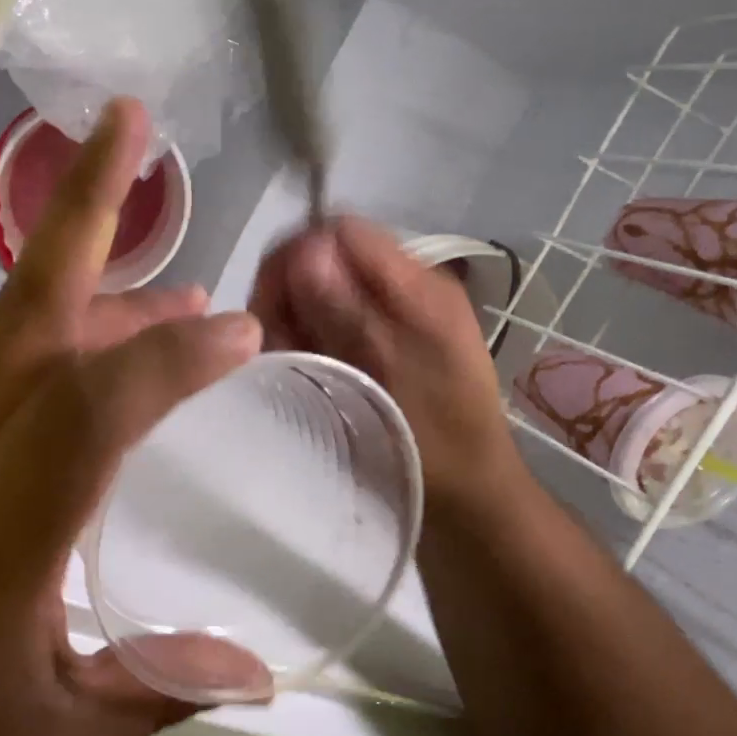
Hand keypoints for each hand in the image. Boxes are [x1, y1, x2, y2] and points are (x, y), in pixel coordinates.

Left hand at [0, 100, 263, 735]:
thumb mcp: (45, 734)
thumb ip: (151, 688)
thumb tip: (256, 668)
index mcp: (4, 516)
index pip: (93, 406)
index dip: (168, 359)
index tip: (240, 329)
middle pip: (30, 301)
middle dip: (83, 201)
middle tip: (128, 120)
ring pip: (20, 321)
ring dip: (93, 273)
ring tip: (180, 285)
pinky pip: (7, 358)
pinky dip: (68, 331)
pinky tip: (113, 355)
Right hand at [248, 216, 515, 499]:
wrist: (469, 504)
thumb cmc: (434, 443)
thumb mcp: (386, 376)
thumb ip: (344, 311)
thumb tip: (303, 250)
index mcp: (417, 285)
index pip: (340, 231)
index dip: (296, 257)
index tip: (267, 307)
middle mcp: (403, 289)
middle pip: (323, 257)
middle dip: (287, 293)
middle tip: (272, 343)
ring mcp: (390, 316)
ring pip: (317, 291)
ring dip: (290, 320)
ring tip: (286, 363)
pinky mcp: (377, 342)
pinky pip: (324, 321)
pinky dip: (301, 339)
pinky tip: (298, 371)